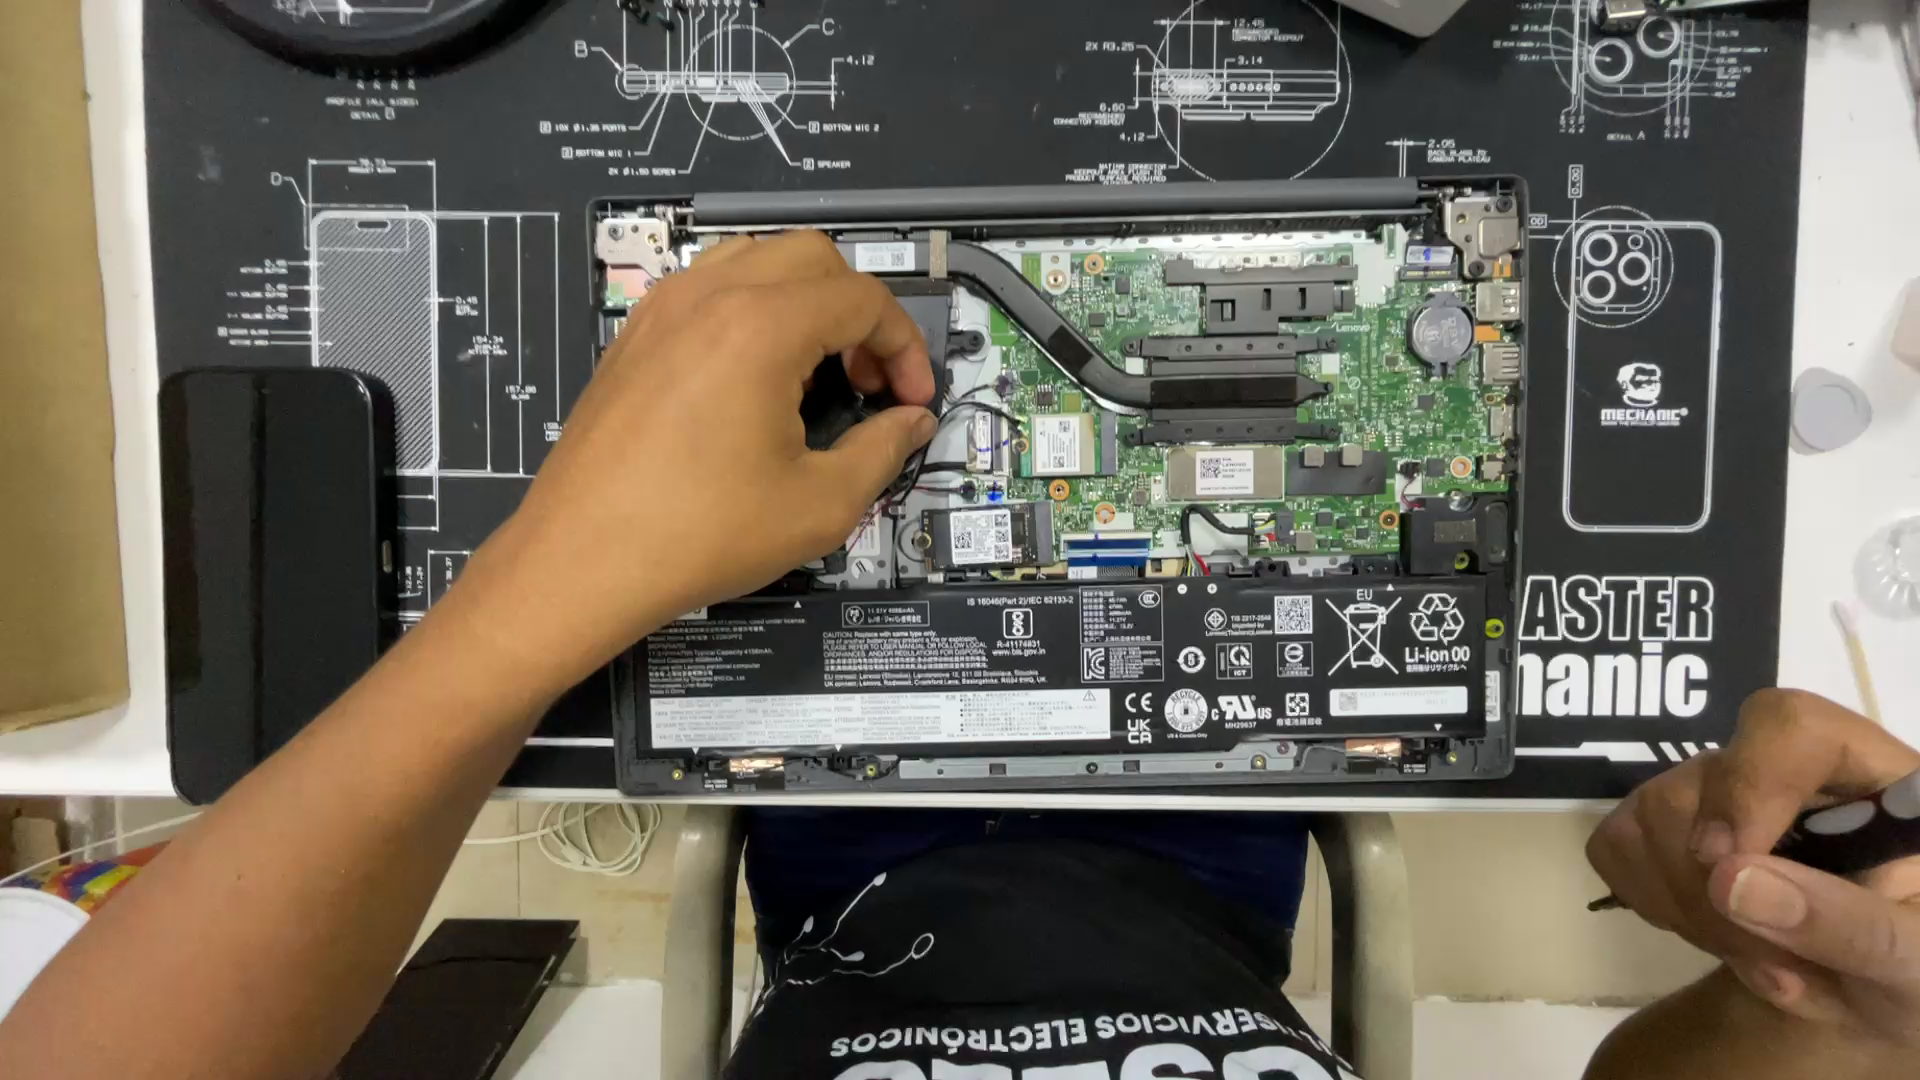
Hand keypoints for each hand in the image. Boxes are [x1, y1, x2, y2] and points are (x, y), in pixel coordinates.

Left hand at [450, 230, 936, 691]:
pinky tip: (755, 375)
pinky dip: (755, 309)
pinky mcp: (635, 334)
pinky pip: (711, 288)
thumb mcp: (822, 504)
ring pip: (759, 261)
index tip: (913, 401)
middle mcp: (710, 296)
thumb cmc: (707, 534)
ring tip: (815, 371)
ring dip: (807, 302)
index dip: (905, 348)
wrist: (584, 562)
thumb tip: (914, 422)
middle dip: (860, 314)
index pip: (862, 299)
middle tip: (868, 383)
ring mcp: (663, 308)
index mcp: (761, 327)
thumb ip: (883, 450)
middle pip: (814, 259)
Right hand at [1587, 689, 1919, 1046]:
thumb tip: (1727, 878)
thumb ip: (1851, 924)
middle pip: (1703, 784)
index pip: (1790, 726)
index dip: (1747, 783)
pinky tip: (1707, 931)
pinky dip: (1649, 899)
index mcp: (1868, 776)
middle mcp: (1778, 767)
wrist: (1880, 998)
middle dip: (1716, 885)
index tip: (1724, 860)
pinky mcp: (1651, 821)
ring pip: (1647, 813)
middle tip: (1769, 963)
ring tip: (1757, 960)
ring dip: (1689, 907)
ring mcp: (1705, 790)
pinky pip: (1614, 842)